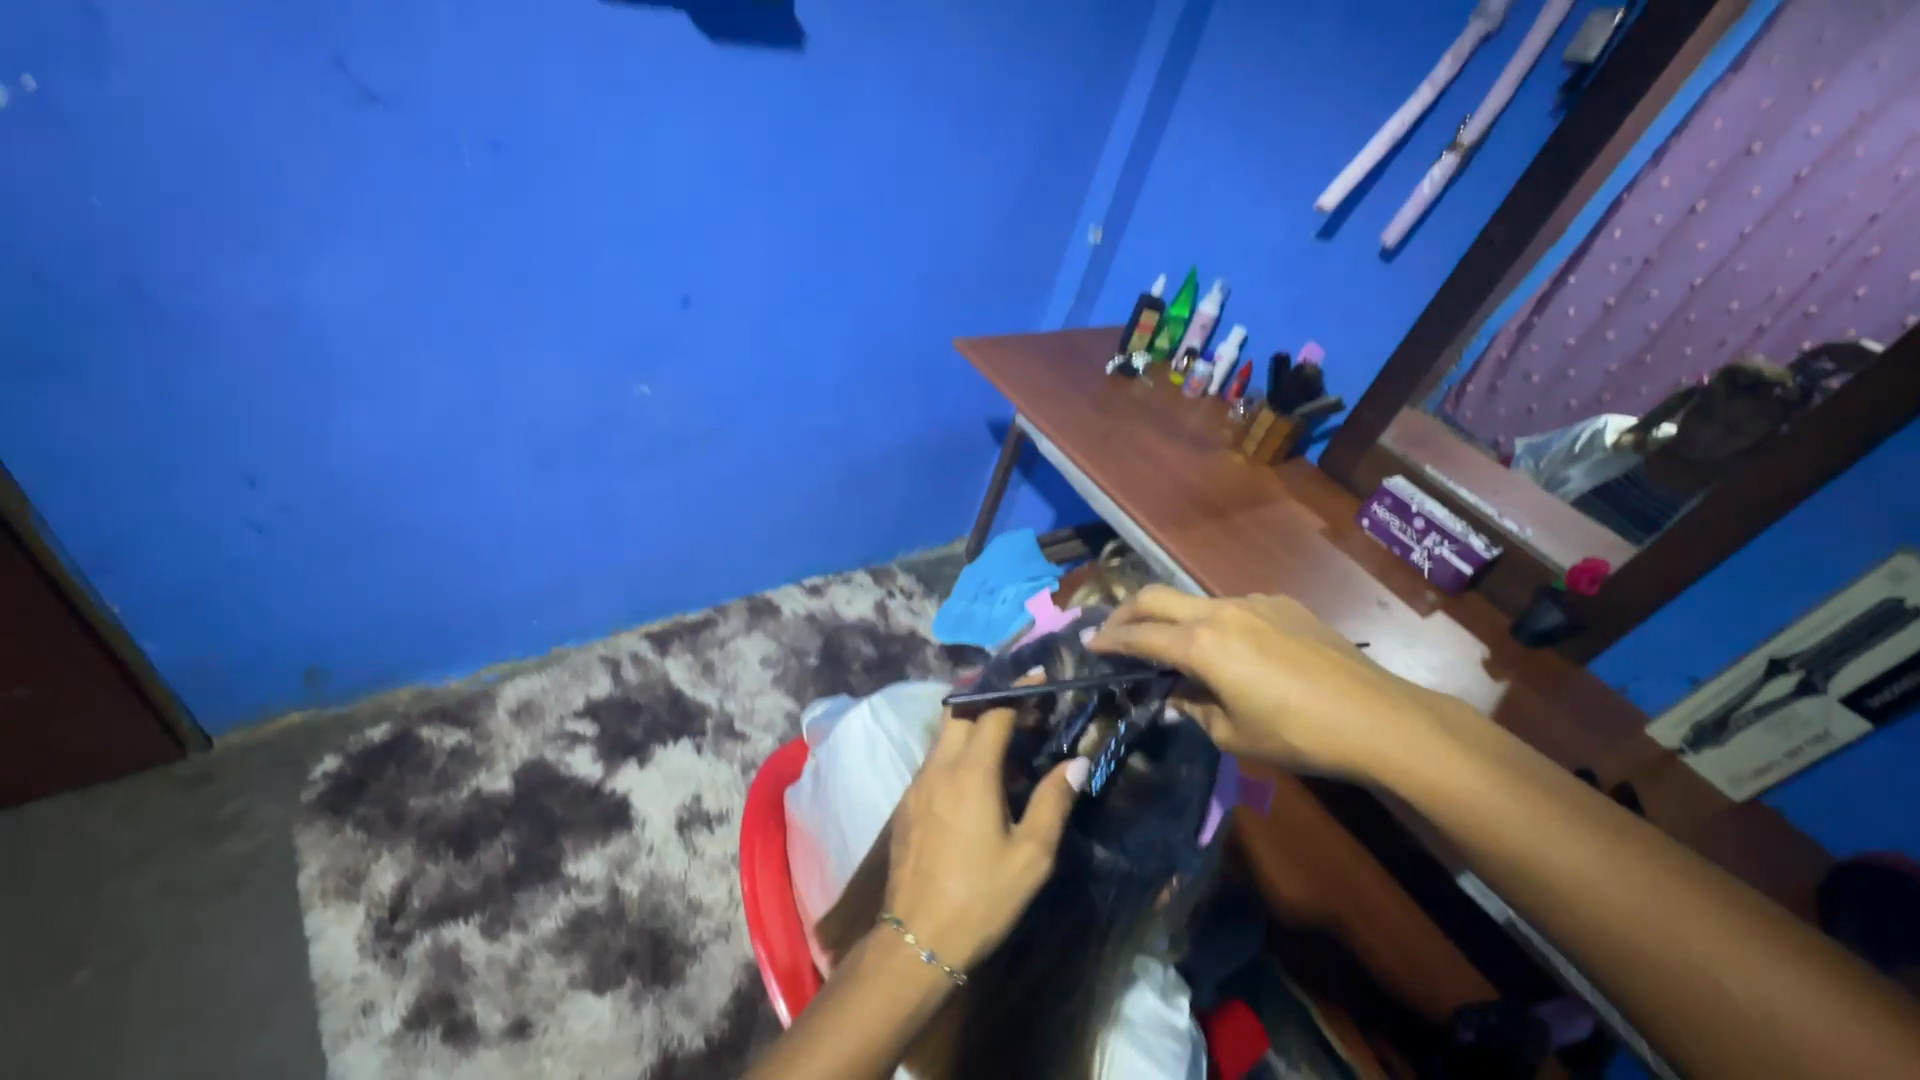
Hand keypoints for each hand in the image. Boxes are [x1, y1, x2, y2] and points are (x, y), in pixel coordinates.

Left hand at [882, 692, 1087, 971]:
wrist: (917, 940)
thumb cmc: (981, 898)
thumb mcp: (1031, 856)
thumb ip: (1054, 802)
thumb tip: (1077, 762)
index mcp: (971, 773)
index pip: (993, 711)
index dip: (1017, 692)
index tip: (1040, 683)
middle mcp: (938, 767)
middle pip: (958, 711)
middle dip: (989, 698)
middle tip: (1023, 705)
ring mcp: (917, 785)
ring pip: (942, 735)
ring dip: (971, 724)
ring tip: (1006, 737)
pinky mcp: (907, 804)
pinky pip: (934, 760)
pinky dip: (957, 750)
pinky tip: (979, 775)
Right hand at [1089, 585, 1451, 779]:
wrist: (1376, 716)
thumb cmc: (1296, 735)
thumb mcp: (1231, 734)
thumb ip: (1193, 708)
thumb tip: (1176, 694)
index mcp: (1201, 645)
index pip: (1140, 636)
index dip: (1110, 640)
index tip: (1089, 644)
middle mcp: (1221, 611)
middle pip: (1157, 597)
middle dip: (1127, 611)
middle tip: (1112, 630)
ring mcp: (1255, 602)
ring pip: (1196, 601)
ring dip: (1173, 617)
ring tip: (1172, 645)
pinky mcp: (1284, 604)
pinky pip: (1234, 607)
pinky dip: (1213, 622)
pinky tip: (1230, 649)